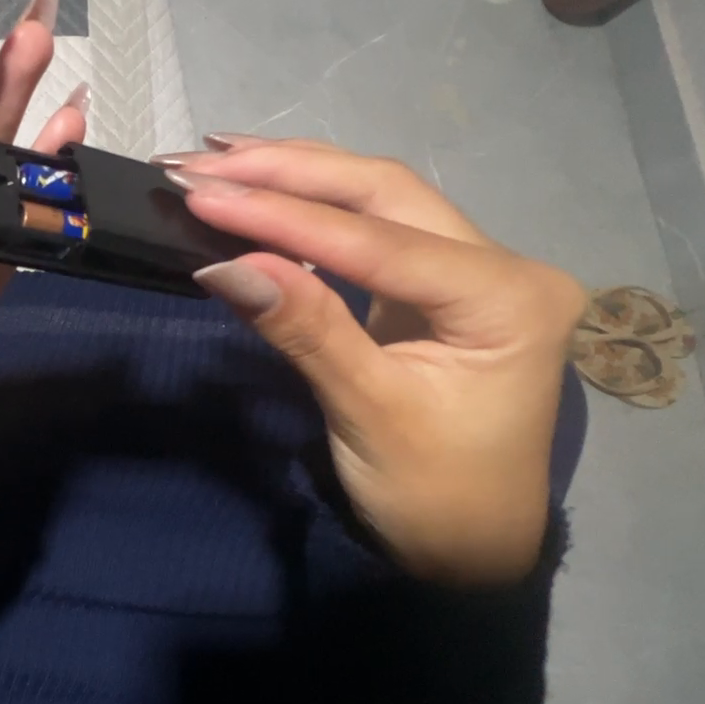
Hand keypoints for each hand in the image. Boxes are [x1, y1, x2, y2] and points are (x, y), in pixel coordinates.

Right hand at [159, 136, 584, 586]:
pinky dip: (308, 211)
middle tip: (200, 160)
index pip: (375, 239)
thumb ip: (304, 328)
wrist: (469, 546)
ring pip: (376, 202)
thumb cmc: (430, 492)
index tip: (202, 194)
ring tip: (218, 157)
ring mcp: (465, 274)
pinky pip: (366, 234)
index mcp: (505, 298)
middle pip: (384, 193)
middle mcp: (497, 266)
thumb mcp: (367, 412)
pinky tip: (265, 191)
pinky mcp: (429, 291)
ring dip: (295, 177)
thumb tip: (225, 264)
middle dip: (288, 171)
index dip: (283, 216)